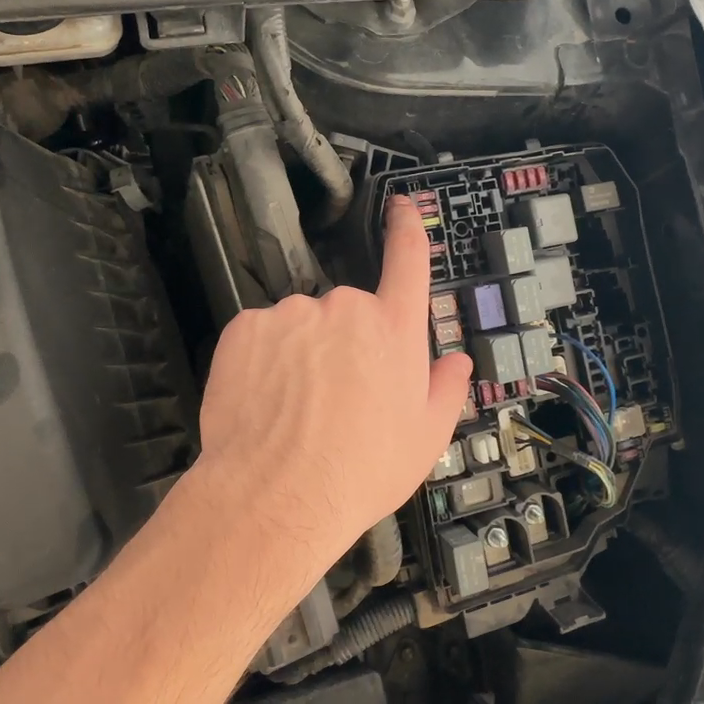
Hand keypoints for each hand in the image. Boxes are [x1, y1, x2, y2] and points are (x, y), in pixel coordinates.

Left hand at [192, 196, 473, 570]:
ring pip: (302, 325)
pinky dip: (263, 360)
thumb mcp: (425, 439)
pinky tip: (266, 401)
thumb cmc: (360, 471)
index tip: (400, 207)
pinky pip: (261, 335)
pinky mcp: (247, 327)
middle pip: (348, 312)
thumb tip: (456, 362)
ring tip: (296, 408)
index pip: (408, 259)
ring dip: (301, 354)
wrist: (277, 496)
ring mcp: (293, 313)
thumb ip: (445, 389)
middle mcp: (346, 307)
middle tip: (337, 396)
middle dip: (344, 343)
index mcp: (393, 328)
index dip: (406, 226)